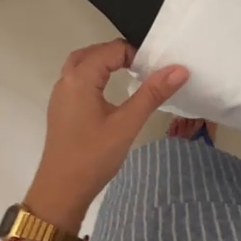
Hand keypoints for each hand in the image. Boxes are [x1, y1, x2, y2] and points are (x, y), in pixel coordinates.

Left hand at [24, 39, 188, 226]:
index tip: (156, 68)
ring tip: (129, 72)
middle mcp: (66, 81)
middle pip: (92, 53)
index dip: (135, 53)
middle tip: (143, 65)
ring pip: (81, 66)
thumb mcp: (127, 123)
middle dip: (117, 53)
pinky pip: (77, 81)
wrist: (61, 191)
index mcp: (80, 78)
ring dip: (104, 63)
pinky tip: (110, 92)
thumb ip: (153, 94)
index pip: (111, 50)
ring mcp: (60, 96)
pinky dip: (94, 76)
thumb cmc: (93, 156)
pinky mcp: (61, 110)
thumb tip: (180, 69)